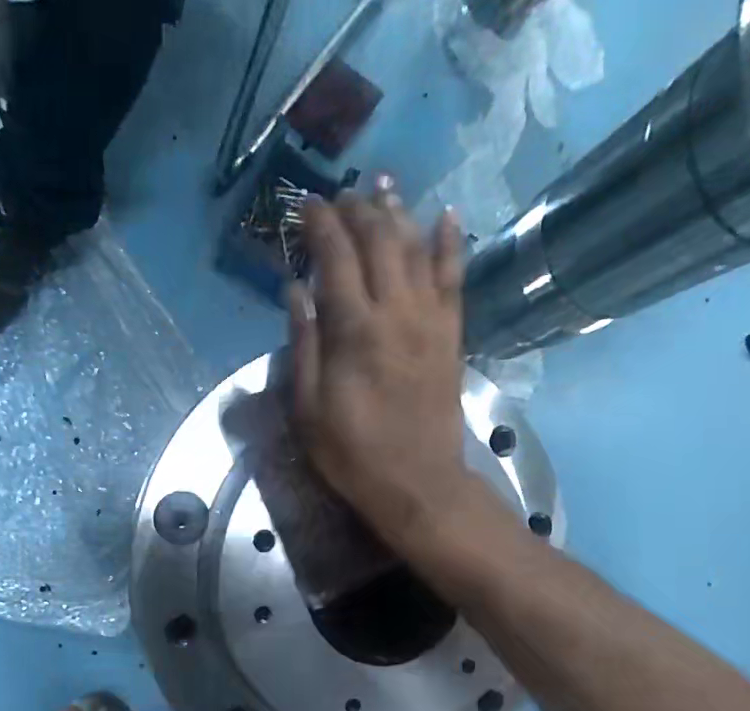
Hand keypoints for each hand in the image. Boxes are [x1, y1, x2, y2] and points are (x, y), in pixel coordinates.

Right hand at [289, 183, 474, 549]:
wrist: (418, 484)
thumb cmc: (353, 453)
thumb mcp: (307, 409)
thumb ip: (302, 344)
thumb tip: (295, 290)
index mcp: (354, 330)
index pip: (335, 257)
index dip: (320, 224)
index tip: (306, 204)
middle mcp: (396, 312)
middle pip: (378, 241)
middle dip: (357, 210)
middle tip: (340, 197)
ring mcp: (430, 321)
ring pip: (416, 250)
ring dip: (398, 214)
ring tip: (383, 187)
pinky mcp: (452, 336)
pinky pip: (455, 279)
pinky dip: (450, 244)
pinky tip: (446, 216)